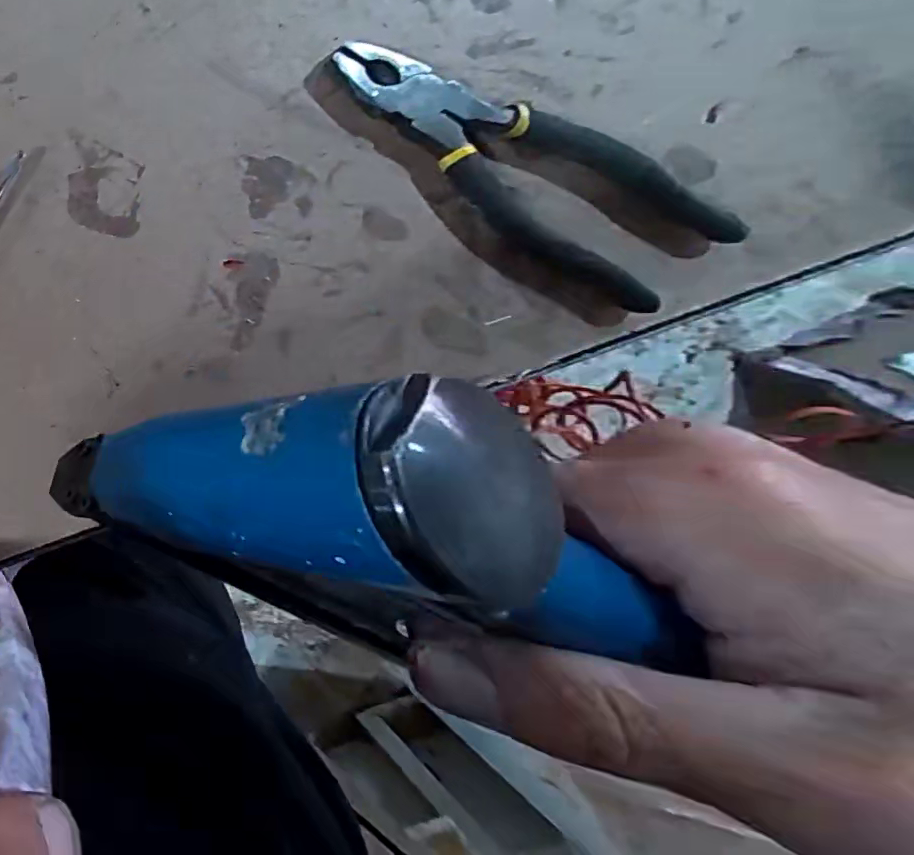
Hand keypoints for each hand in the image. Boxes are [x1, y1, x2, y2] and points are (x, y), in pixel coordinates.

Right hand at [411, 421, 913, 854]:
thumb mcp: (789, 768)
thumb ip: (591, 708)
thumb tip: (424, 663)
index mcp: (674, 480)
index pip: (496, 507)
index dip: (492, 582)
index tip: (541, 658)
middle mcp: (684, 446)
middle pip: (537, 517)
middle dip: (564, 601)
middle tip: (658, 684)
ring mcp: (726, 464)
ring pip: (587, 528)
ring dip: (608, 602)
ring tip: (707, 673)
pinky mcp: (755, 491)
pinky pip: (644, 528)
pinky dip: (655, 589)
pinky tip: (738, 645)